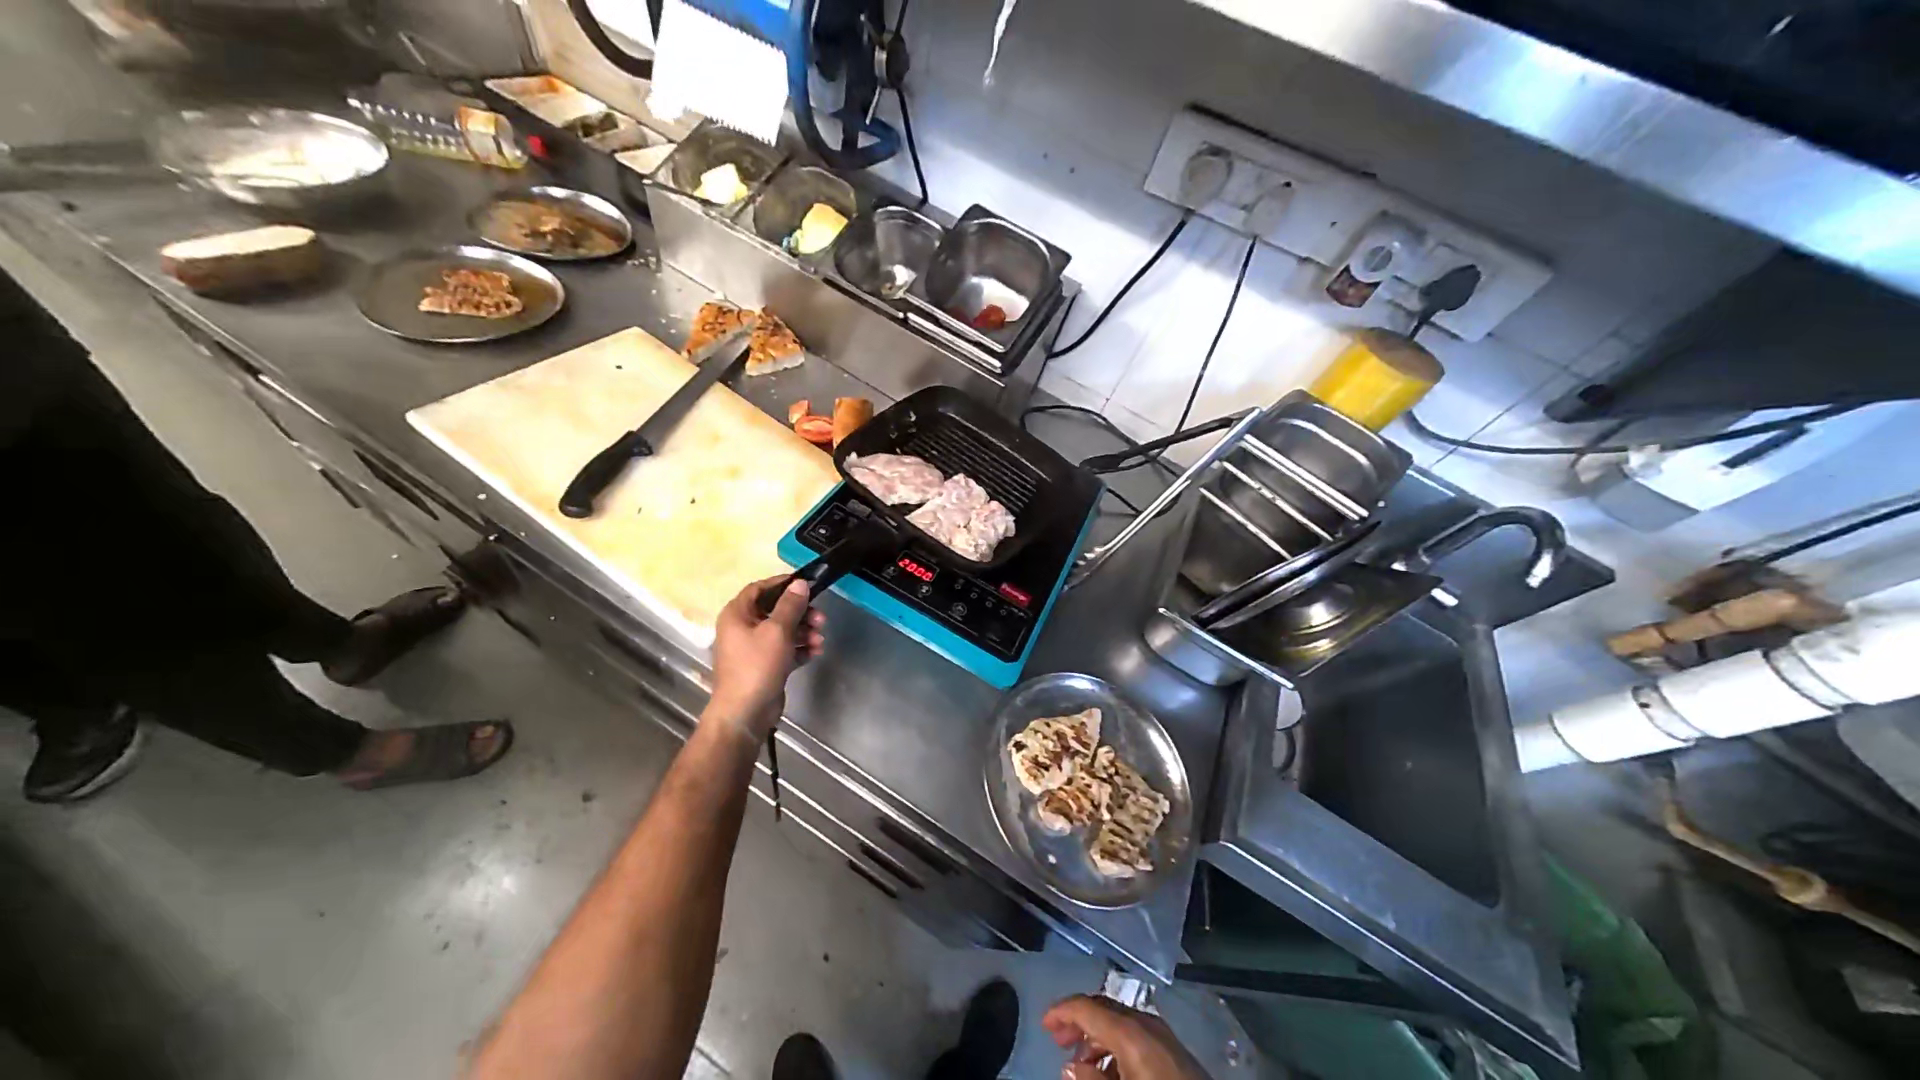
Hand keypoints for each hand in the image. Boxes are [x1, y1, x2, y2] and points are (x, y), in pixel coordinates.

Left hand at [706, 576, 824, 741]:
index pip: (760, 588)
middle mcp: (742, 628)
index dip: (783, 584)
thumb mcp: (777, 631)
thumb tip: (799, 583)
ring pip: (783, 631)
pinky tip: (814, 653)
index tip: (807, 585)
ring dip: (803, 632)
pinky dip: (799, 649)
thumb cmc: (757, 666)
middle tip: (820, 619)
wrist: (745, 713)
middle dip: (801, 614)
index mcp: (737, 614)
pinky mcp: (764, 666)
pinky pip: (784, 650)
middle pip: (775, 611)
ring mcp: (753, 648)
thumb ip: (791, 605)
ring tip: (819, 640)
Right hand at [1042, 995, 1208, 1079]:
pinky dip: (1115, 1045)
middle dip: (1078, 1022)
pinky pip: (1135, 1035)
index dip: (1061, 1012)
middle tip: (1058, 1041)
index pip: (1086, 1007)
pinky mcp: (1173, 1050)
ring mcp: (1161, 1034)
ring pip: (1119, 1022)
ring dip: (1096, 1037)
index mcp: (1129, 1030)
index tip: (1044, 1025)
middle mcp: (1144, 1023)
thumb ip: (1091, 1079)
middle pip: (1102, 1009)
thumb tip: (1071, 1067)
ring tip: (1082, 1065)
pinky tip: (1110, 1071)